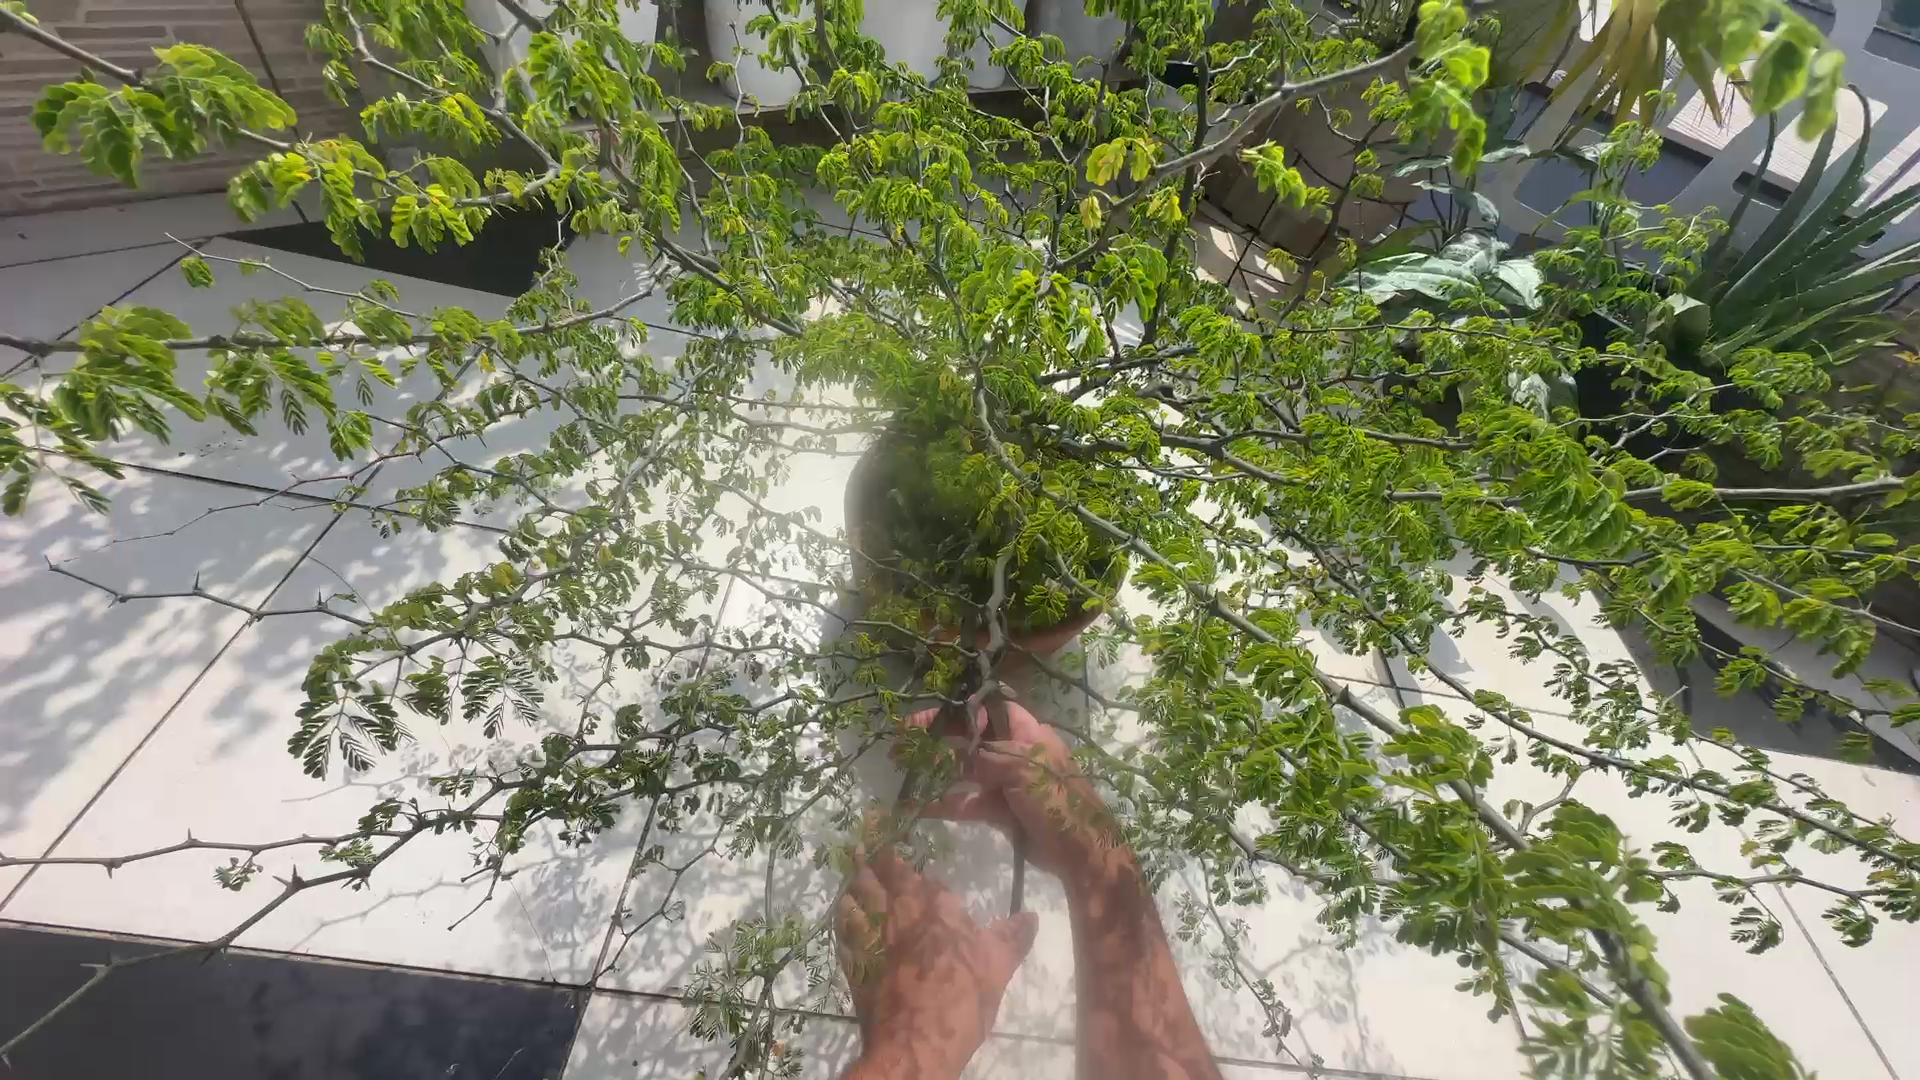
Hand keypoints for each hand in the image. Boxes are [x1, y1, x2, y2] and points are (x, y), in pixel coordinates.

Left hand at [836, 842, 1038, 1079]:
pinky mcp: (856, 958)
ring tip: (855, 860)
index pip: (930, 882)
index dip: (922, 875)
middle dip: (883, 857)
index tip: (921, 864)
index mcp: (941, 908)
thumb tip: (1032, 916)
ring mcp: (877, 933)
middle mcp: (906, 911)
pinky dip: (844, 910)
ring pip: (863, 893)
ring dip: (859, 875)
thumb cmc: (963, 1001)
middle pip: (891, 876)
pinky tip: (843, 906)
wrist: (916, 1043)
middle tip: (871, 835)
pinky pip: (845, 924)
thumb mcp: (998, 969)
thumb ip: (1012, 939)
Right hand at [910, 697, 1130, 892]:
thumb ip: (987, 757)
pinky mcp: (1000, 810)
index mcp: (1027, 732)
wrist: (1080, 851)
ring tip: (906, 771)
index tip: (927, 717)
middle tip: (904, 741)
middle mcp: (1014, 752)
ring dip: (937, 771)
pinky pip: (968, 802)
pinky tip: (919, 807)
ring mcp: (1006, 781)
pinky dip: (946, 804)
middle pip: (972, 739)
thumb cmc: (1057, 799)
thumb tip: (958, 754)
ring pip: (965, 771)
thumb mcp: (1023, 769)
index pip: (988, 709)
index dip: (958, 710)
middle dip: (939, 739)